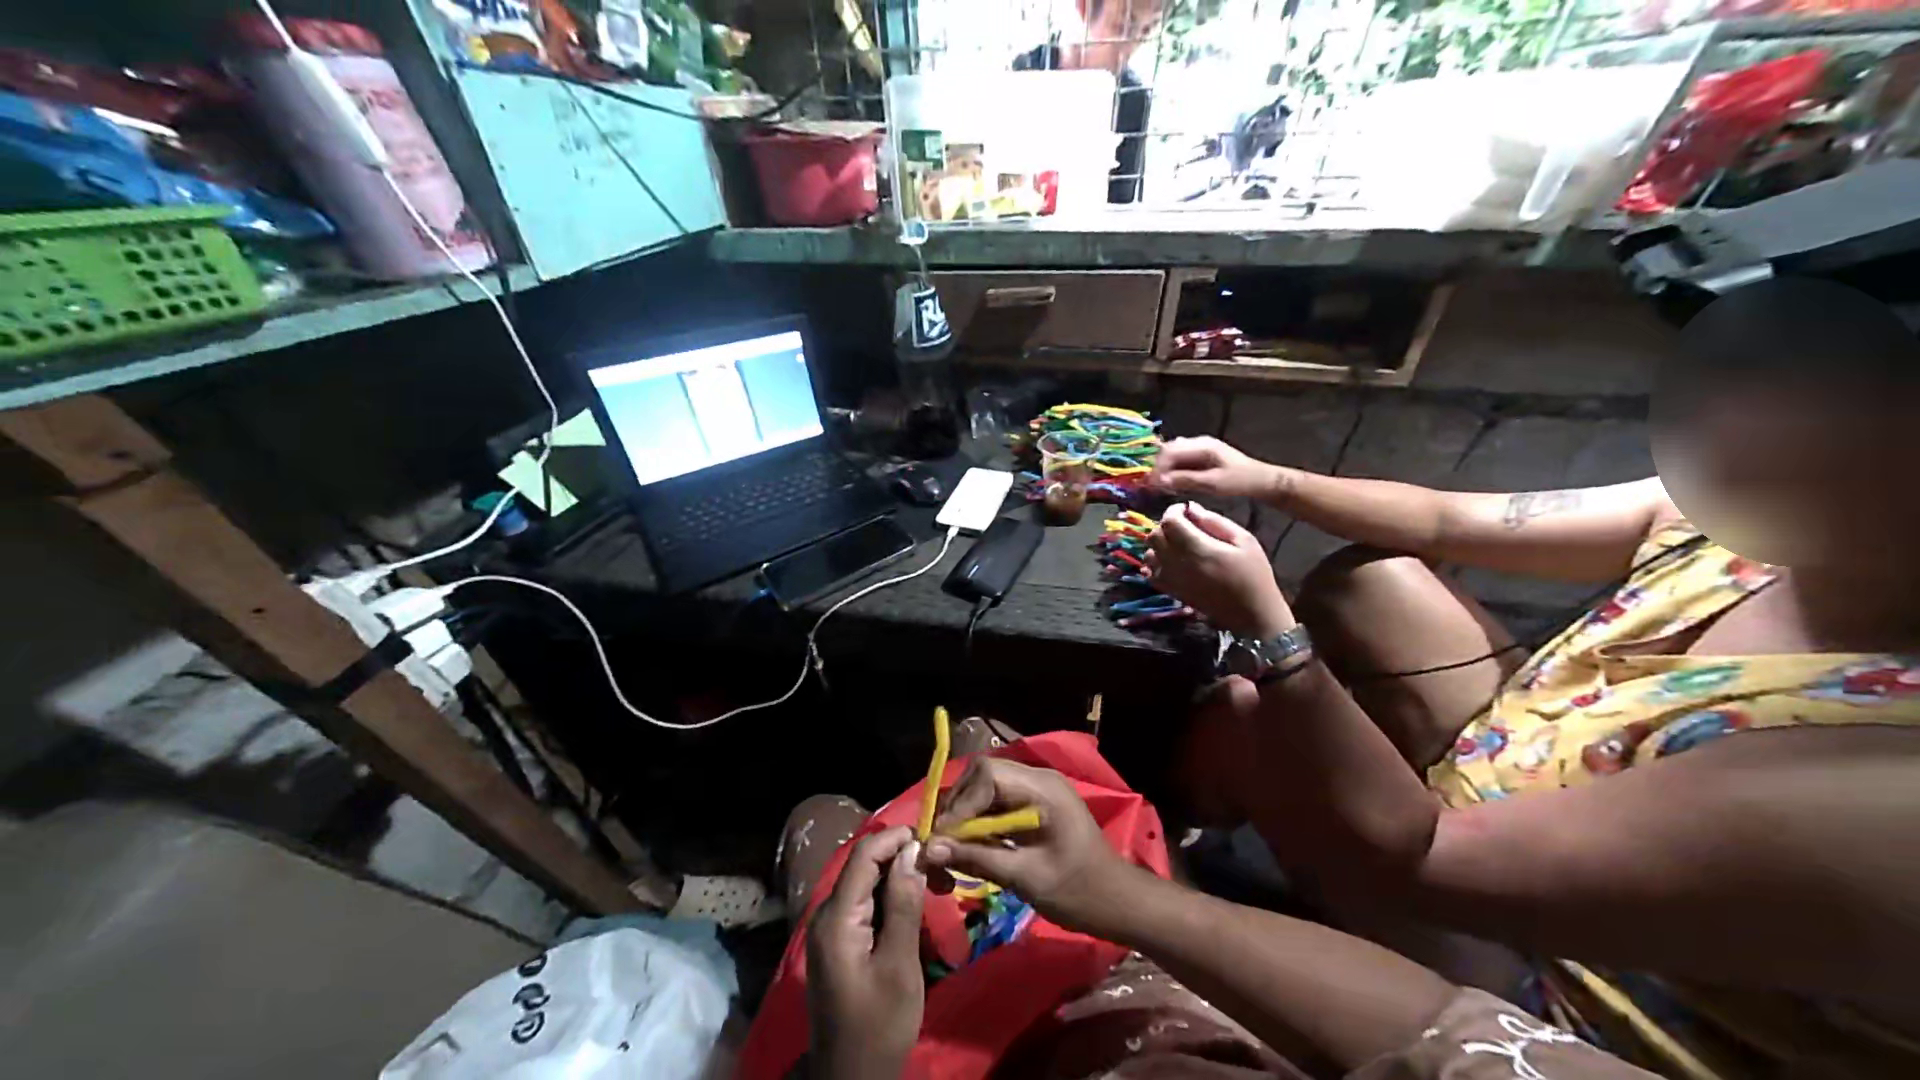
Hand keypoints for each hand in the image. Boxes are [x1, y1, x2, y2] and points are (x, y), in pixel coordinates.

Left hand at [807, 826, 925, 1079]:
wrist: (849, 1077)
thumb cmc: (878, 1025)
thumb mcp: (899, 964)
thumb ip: (903, 904)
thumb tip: (913, 850)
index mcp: (836, 917)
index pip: (864, 854)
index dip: (897, 838)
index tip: (935, 840)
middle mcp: (827, 913)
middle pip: (865, 865)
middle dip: (904, 858)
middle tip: (944, 869)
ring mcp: (830, 927)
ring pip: (867, 882)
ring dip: (901, 877)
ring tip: (939, 886)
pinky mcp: (839, 940)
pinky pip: (865, 903)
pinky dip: (891, 897)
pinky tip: (917, 905)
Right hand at [922, 758, 1138, 934]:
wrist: (1119, 903)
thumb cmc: (1079, 892)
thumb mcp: (1026, 878)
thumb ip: (978, 858)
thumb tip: (930, 850)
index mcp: (1043, 789)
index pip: (988, 774)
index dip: (961, 804)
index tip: (944, 840)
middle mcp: (1037, 779)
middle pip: (982, 776)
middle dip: (958, 809)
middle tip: (942, 846)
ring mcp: (1036, 790)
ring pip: (985, 789)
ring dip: (965, 817)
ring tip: (950, 850)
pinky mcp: (1033, 805)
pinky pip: (995, 803)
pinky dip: (978, 823)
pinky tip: (970, 849)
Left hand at [1146, 502, 1295, 637]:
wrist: (1251, 613)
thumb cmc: (1253, 574)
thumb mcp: (1244, 540)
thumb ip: (1214, 521)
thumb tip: (1192, 508)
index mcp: (1195, 547)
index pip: (1169, 521)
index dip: (1174, 510)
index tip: (1186, 510)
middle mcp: (1176, 562)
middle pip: (1155, 535)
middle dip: (1166, 525)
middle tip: (1184, 525)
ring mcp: (1170, 578)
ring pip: (1149, 552)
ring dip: (1160, 544)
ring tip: (1180, 543)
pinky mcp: (1169, 590)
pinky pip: (1150, 571)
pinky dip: (1157, 562)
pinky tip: (1173, 560)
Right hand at [1152, 437, 1277, 499]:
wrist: (1263, 481)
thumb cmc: (1240, 482)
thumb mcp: (1213, 484)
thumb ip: (1185, 481)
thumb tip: (1159, 482)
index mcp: (1201, 446)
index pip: (1168, 452)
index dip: (1156, 469)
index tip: (1149, 486)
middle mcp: (1198, 443)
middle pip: (1167, 451)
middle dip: (1157, 469)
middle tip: (1151, 488)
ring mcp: (1200, 448)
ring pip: (1172, 455)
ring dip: (1164, 470)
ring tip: (1159, 487)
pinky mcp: (1202, 456)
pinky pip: (1180, 460)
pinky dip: (1172, 470)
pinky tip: (1172, 483)